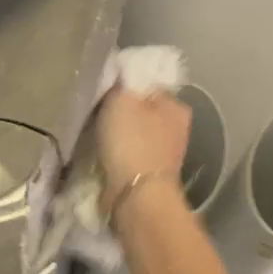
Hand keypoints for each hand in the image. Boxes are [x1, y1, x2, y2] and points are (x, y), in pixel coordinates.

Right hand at [96, 88, 191, 216]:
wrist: (137, 196)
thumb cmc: (131, 142)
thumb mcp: (122, 98)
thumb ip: (123, 82)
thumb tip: (123, 78)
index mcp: (176, 106)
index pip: (148, 85)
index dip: (125, 86)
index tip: (104, 92)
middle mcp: (178, 128)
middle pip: (142, 110)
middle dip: (121, 112)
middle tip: (96, 114)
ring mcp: (167, 154)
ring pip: (136, 133)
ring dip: (118, 135)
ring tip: (94, 135)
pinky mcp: (152, 175)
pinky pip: (130, 154)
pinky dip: (118, 154)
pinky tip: (102, 154)